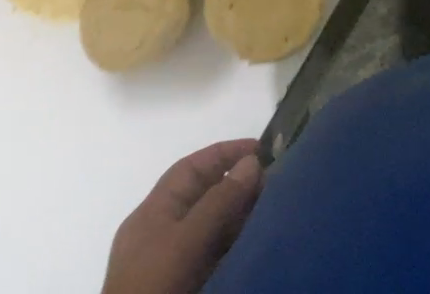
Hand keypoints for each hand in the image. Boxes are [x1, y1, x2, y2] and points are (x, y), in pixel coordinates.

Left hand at [104, 139, 263, 293]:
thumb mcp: (186, 242)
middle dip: (238, 185)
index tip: (261, 149)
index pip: (190, 169)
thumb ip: (219, 203)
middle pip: (202, 197)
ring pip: (212, 229)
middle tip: (277, 183)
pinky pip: (215, 257)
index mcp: (152, 214)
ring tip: (275, 211)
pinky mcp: (185, 288)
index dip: (224, 154)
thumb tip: (252, 162)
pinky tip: (258, 248)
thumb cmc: (154, 288)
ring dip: (241, 218)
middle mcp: (161, 234)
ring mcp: (171, 265)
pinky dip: (237, 248)